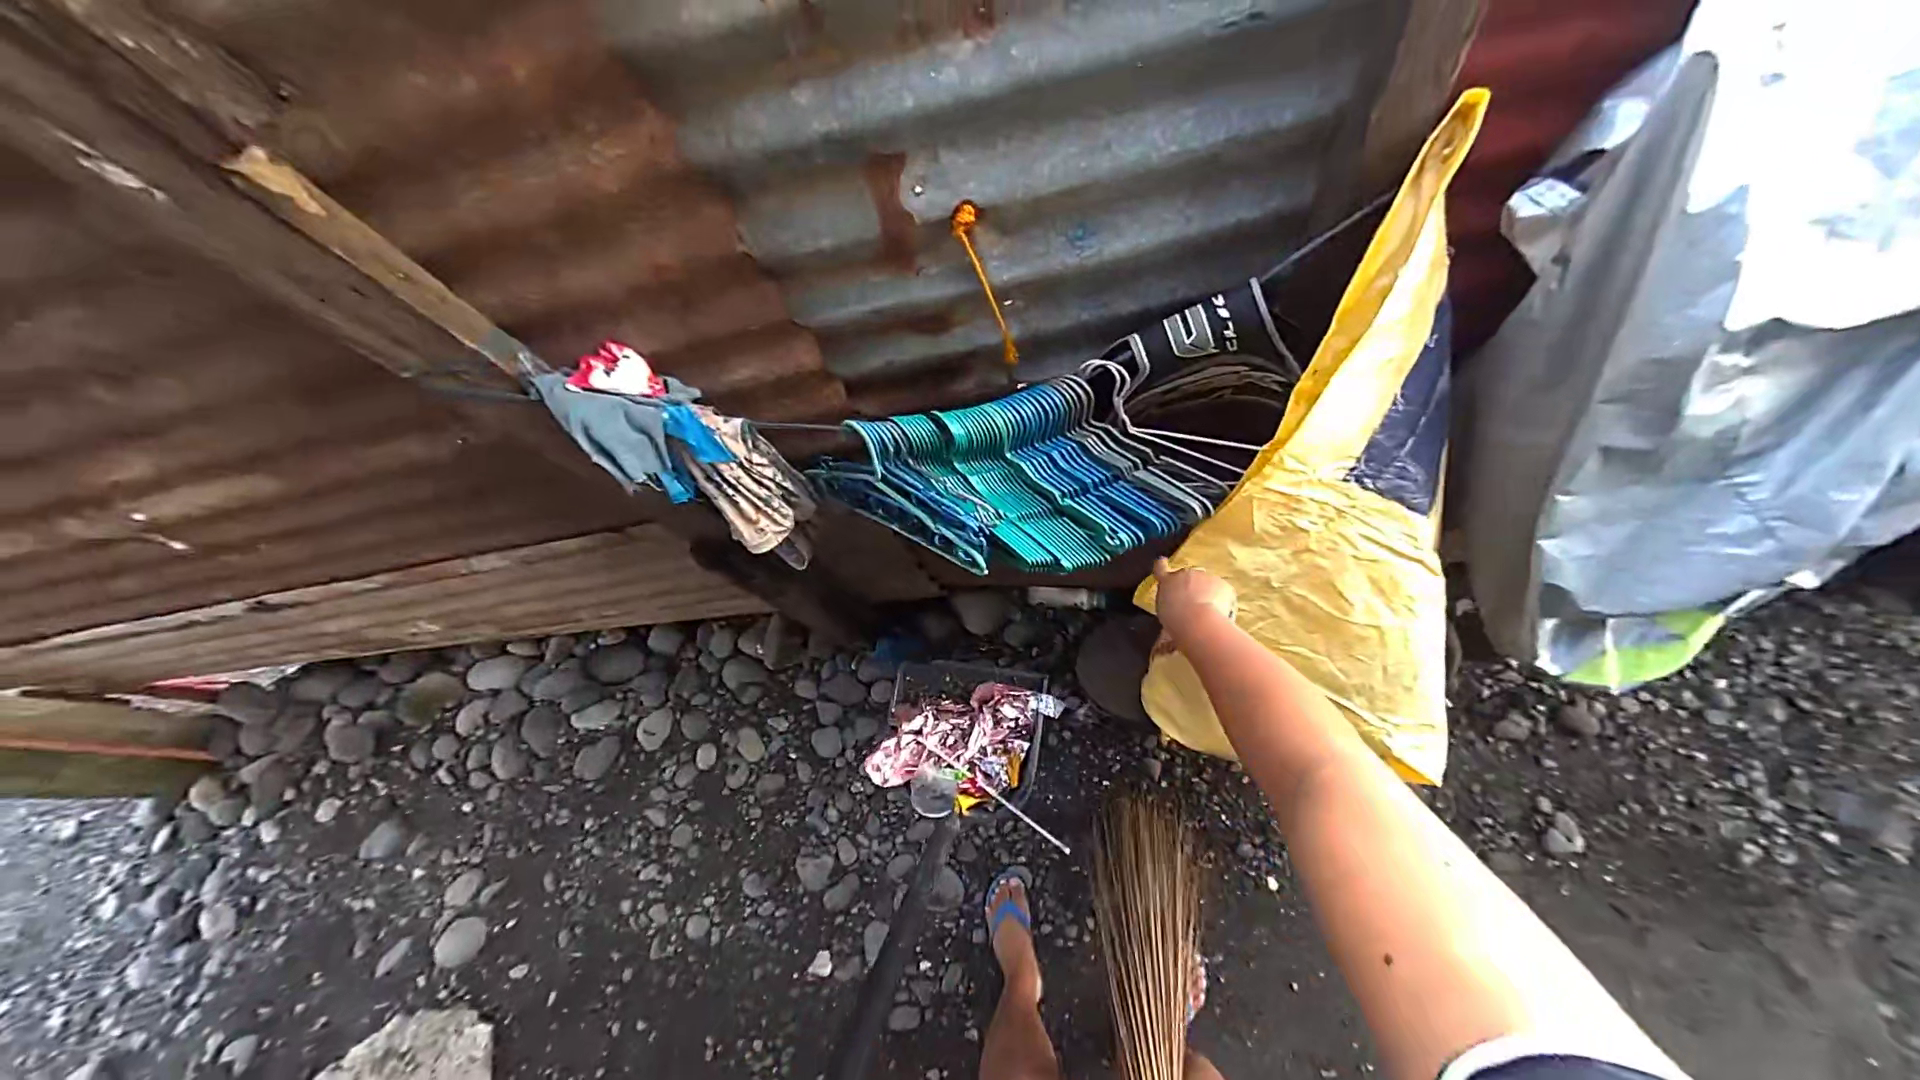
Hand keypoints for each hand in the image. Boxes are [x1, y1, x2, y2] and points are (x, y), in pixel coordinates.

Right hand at [1152, 557, 1235, 637]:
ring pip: (1208, 583)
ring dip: (1207, 592)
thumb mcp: (1163, 613)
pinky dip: (1223, 600)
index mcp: (1167, 581)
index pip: (1161, 568)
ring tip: (1209, 610)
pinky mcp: (1224, 584)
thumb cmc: (1173, 619)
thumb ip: (1167, 605)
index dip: (1162, 565)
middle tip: (1192, 603)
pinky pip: (1223, 592)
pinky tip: (1222, 613)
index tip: (1162, 561)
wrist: (1197, 621)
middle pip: (1188, 576)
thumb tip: (1169, 613)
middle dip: (1190, 586)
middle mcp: (1186, 573)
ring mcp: (1206, 577)